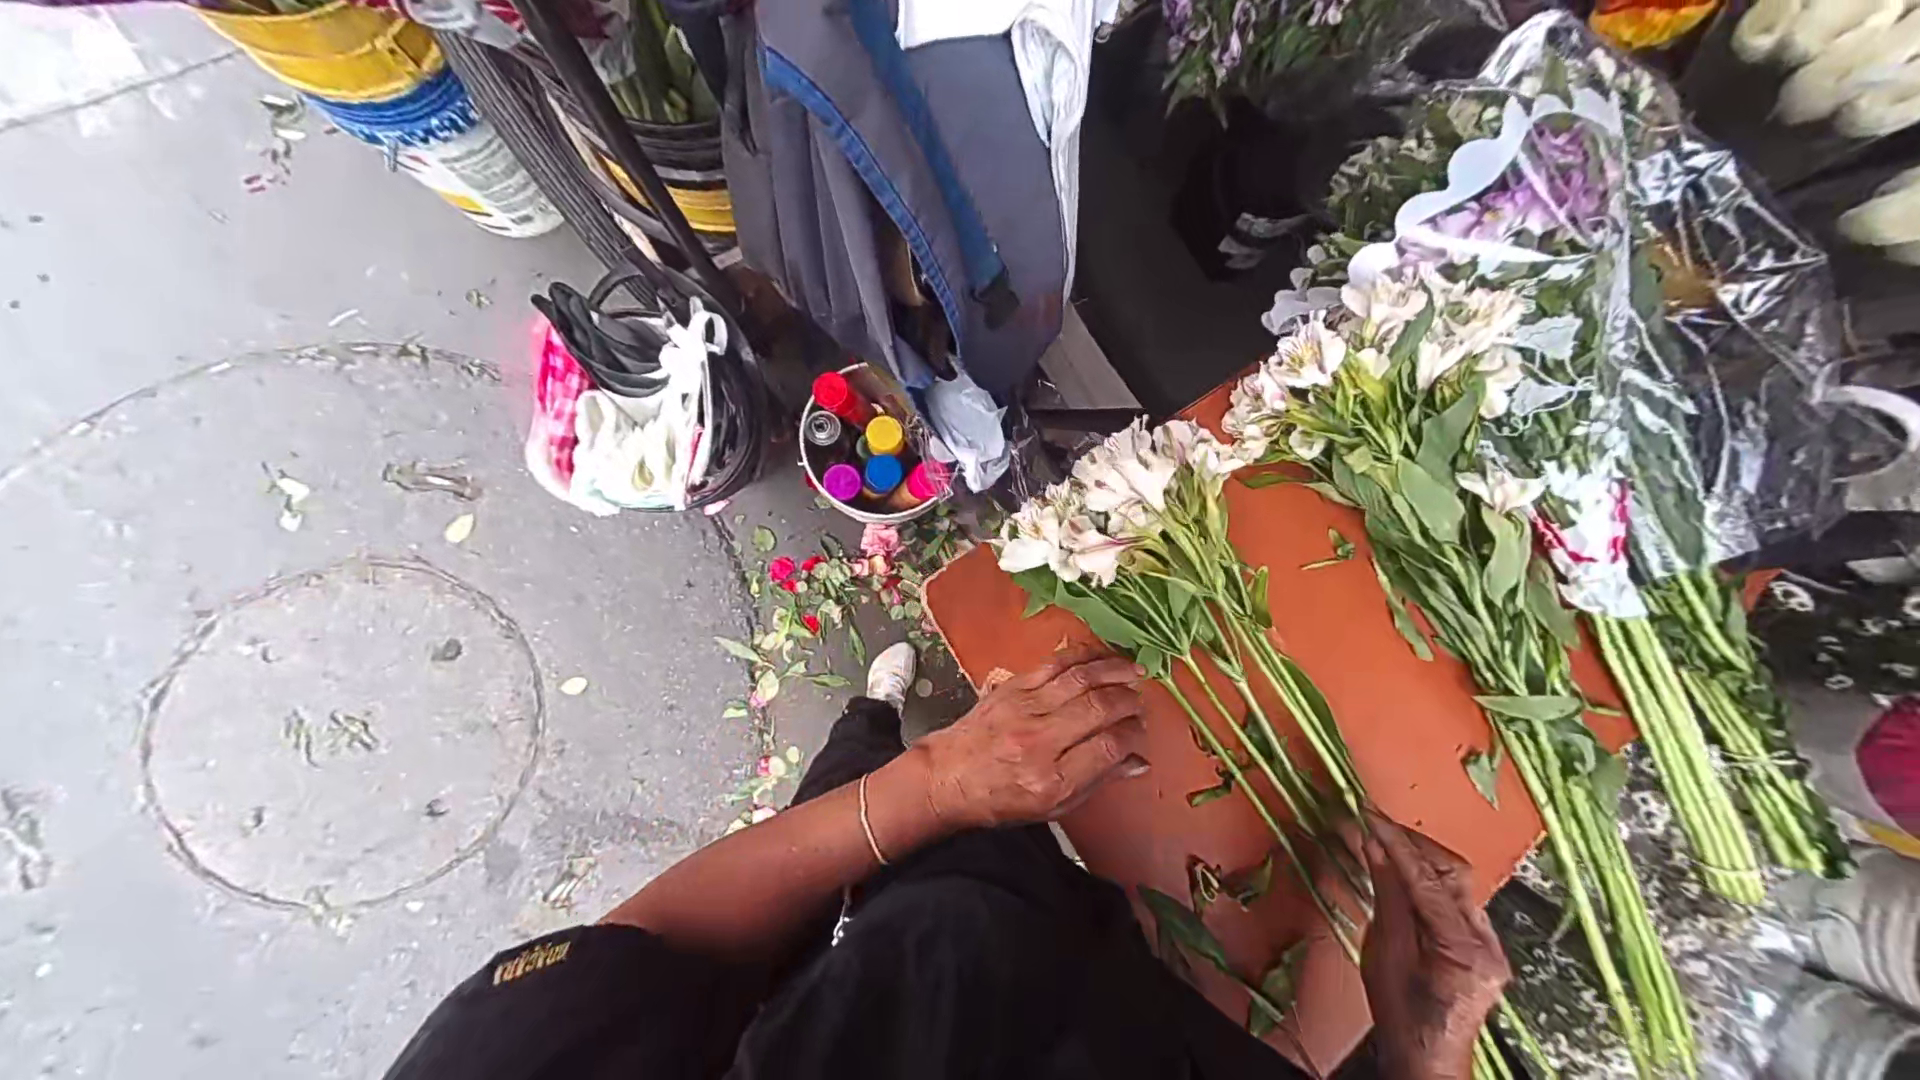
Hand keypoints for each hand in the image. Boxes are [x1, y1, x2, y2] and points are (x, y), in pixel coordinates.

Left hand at [912, 643, 1150, 829]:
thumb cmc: (1001, 798)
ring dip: (1112, 670)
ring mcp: (1023, 708)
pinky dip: (1082, 657)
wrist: (950, 775)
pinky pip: (1054, 664)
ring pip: (1078, 679)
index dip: (1133, 735)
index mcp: (1051, 779)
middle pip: (1098, 708)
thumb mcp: (1052, 807)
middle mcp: (1038, 740)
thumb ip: (1096, 780)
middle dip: (1128, 700)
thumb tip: (1138, 761)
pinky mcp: (1012, 687)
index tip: (1141, 731)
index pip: (1108, 747)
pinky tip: (1100, 657)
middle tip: (1141, 700)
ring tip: (1134, 670)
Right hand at [1357, 811, 1509, 1079]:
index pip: (1428, 879)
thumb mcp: (1385, 951)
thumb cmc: (1402, 1010)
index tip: (1368, 814)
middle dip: (1412, 842)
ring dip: (1418, 855)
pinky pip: (1453, 896)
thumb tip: (1375, 846)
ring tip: (1382, 838)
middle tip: (1374, 821)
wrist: (1427, 1054)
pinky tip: (1400, 868)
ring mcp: (1488, 943)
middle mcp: (1488, 942)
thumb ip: (1387, 895)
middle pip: (1453, 872)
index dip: (1395, 842)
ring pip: (1456, 880)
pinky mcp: (1479, 943)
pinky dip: (1424, 875)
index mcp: (1466, 948)